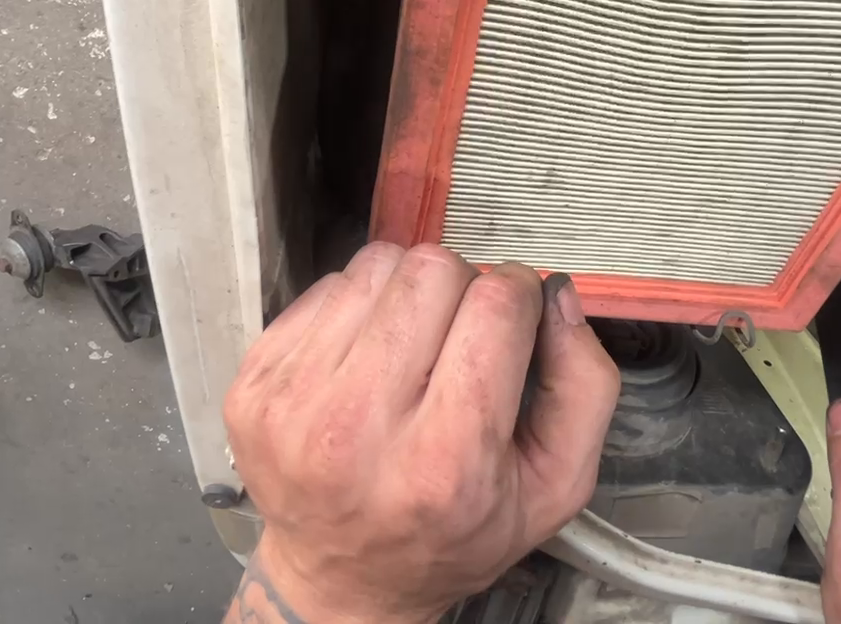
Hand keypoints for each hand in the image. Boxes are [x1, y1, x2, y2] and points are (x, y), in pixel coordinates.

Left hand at [222, 243, 620, 622]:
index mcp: (444, 461)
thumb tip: (555, 292)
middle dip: (464, 283)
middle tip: (461, 329)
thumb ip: (584, 385)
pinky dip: (362, 301)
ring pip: (380, 262)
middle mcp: (357, 427)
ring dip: (410, 287)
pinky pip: (331, 282)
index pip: (495, 305)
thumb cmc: (452, 533)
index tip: (515, 313)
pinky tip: (368, 350)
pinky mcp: (256, 377)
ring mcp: (295, 398)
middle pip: (433, 269)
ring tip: (413, 340)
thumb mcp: (553, 485)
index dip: (519, 293)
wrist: (340, 579)